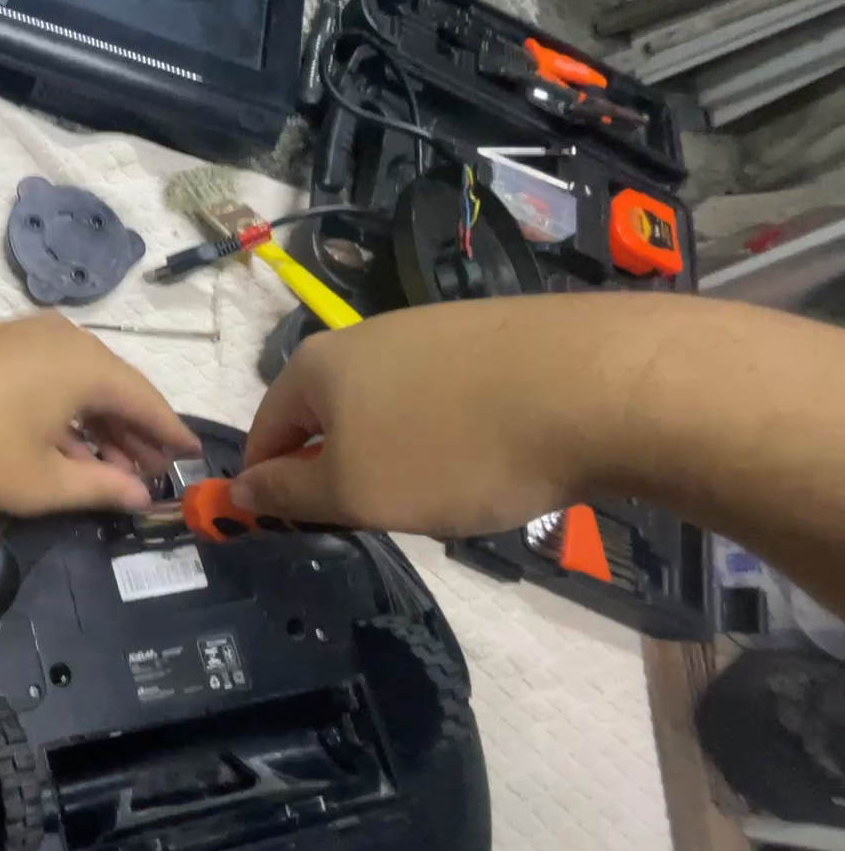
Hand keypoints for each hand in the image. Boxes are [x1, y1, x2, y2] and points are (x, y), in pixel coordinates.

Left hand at [0, 313, 201, 513]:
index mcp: (85, 365)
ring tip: (109, 464)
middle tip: (149, 471)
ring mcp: (25, 333)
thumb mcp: (43, 483)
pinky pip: (48, 371)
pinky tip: (64, 439)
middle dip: (133, 431)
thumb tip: (140, 495)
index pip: (145, 399)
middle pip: (113, 386)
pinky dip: (65, 405)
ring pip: (79, 378)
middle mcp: (62, 337)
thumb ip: (101, 489)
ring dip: (97, 421)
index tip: (192, 454)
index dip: (170, 432)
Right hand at [230, 296, 657, 537]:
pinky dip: (452, 430)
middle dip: (341, 467)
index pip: (264, 431)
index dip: (268, 481)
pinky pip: (445, 394)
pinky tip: (495, 452)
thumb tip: (241, 490)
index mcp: (313, 368)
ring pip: (386, 406)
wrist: (609, 386)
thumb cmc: (453, 449)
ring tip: (449, 486)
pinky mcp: (489, 332)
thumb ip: (286, 494)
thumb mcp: (353, 492)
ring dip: (397, 450)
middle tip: (382, 511)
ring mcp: (428, 328)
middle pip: (326, 417)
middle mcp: (360, 337)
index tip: (295, 522)